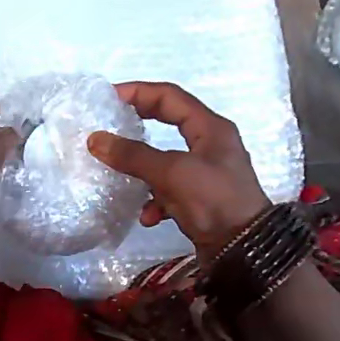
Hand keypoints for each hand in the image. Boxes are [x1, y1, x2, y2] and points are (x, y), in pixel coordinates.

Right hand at [87, 82, 271, 260]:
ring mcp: (205, 173)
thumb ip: (133, 155)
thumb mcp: (171, 173)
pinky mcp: (200, 199)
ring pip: (165, 161)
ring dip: (143, 171)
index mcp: (210, 128)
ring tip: (123, 177)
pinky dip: (155, 201)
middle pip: (168, 124)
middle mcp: (209, 145)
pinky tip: (148, 217)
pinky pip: (169, 191)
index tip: (108, 97)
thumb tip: (95, 139)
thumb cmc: (213, 200)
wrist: (243, 248)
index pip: (170, 96)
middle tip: (110, 125)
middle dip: (138, 126)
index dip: (138, 92)